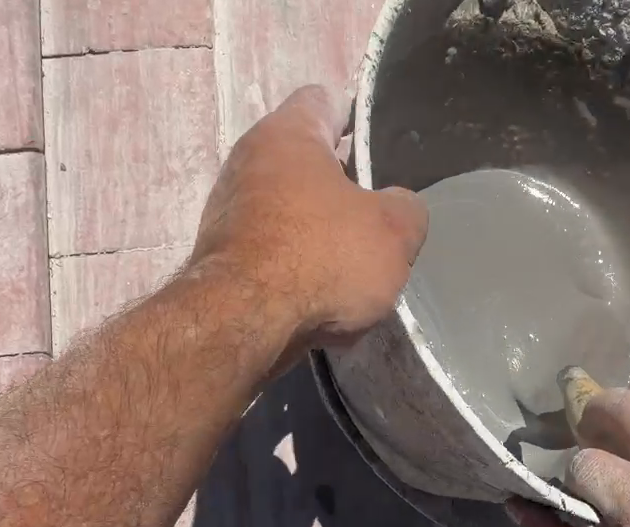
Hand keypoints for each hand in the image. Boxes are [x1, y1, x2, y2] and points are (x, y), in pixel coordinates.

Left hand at [189, 85, 427, 346]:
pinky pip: (271, 257)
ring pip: (289, 216)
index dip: (353, 122)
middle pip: (305, 166)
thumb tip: (398, 208)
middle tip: (374, 223)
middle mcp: (248, 162)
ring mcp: (228, 213)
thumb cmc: (323, 258)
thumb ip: (408, 210)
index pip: (324, 102)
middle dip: (340, 193)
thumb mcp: (394, 233)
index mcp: (288, 135)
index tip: (375, 153)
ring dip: (318, 239)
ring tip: (350, 272)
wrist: (247, 321)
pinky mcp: (222, 260)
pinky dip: (295, 273)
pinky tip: (318, 301)